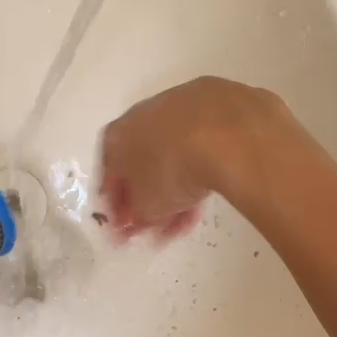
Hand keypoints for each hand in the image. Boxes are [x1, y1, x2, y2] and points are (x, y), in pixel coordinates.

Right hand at [99, 76, 290, 241]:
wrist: (226, 131)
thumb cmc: (172, 170)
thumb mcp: (147, 206)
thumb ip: (136, 216)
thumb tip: (133, 220)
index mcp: (116, 136)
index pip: (110, 178)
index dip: (117, 209)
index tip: (127, 232)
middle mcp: (141, 115)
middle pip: (142, 166)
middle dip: (149, 201)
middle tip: (158, 228)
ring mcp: (179, 106)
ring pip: (172, 156)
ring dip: (175, 190)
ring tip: (185, 220)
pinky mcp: (214, 104)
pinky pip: (198, 145)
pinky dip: (197, 169)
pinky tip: (205, 195)